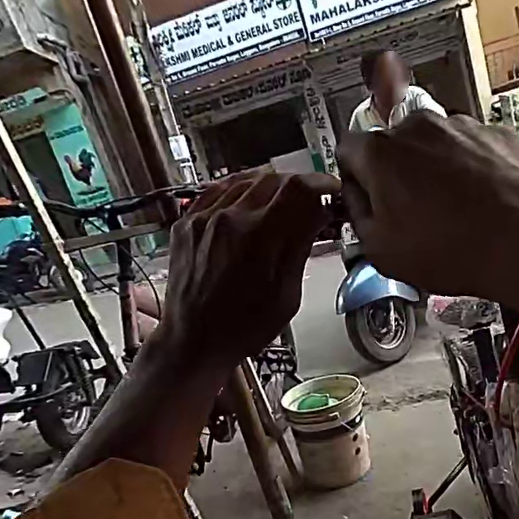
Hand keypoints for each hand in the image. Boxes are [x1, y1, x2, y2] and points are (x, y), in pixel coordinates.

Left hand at [153, 171, 337, 371]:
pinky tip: (248, 205)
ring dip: (269, 187)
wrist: (192, 340)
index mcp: (259, 236)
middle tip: (308, 203)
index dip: (321, 183)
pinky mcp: (187, 223)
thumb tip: (318, 211)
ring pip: (245, 180)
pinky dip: (238, 192)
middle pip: (273, 178)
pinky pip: (217, 192)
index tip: (331, 191)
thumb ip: (299, 246)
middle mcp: (229, 218)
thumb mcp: (286, 294)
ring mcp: (204, 218)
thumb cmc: (243, 327)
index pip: (298, 187)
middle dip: (297, 187)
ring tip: (280, 205)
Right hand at [338, 111, 518, 310]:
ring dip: (431, 170)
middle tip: (407, 210)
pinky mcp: (494, 133)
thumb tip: (356, 199)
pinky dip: (466, 169)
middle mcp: (417, 128)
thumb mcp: (379, 249)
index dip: (353, 177)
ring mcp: (459, 126)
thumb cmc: (453, 249)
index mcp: (379, 153)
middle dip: (393, 172)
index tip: (364, 196)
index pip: (347, 149)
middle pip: (391, 144)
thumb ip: (355, 214)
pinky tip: (474, 202)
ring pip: (430, 145)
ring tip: (446, 211)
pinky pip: (468, 147)